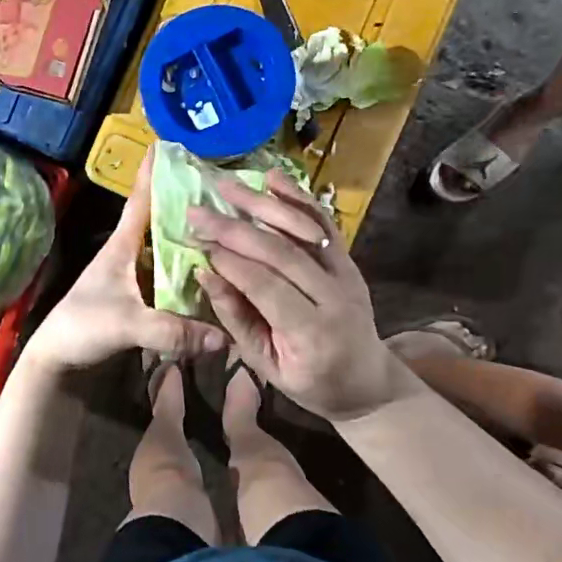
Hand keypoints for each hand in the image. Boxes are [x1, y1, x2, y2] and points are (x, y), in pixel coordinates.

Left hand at [21, 149, 228, 373]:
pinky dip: (193, 272)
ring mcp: (137, 278)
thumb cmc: (81, 328)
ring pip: (171, 250)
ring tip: (232, 224)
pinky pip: (174, 279)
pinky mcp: (144, 301)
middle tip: (225, 184)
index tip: (169, 142)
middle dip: (189, 202)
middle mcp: (131, 255)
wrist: (59, 360)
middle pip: (164, 222)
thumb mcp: (125, 325)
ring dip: (195, 238)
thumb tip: (222, 335)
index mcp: (121, 247)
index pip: (140, 202)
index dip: (153, 173)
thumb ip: (170, 330)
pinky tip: (219, 272)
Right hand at [189, 171, 404, 422]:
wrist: (366, 380)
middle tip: (196, 212)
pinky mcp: (348, 260)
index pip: (265, 285)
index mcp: (312, 331)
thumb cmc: (309, 382)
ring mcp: (346, 273)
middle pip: (280, 252)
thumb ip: (236, 318)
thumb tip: (205, 275)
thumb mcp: (266, 365)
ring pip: (302, 230)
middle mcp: (334, 296)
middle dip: (233, 229)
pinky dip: (298, 198)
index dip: (228, 261)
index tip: (195, 242)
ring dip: (261, 204)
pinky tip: (272, 179)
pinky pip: (323, 224)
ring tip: (225, 185)